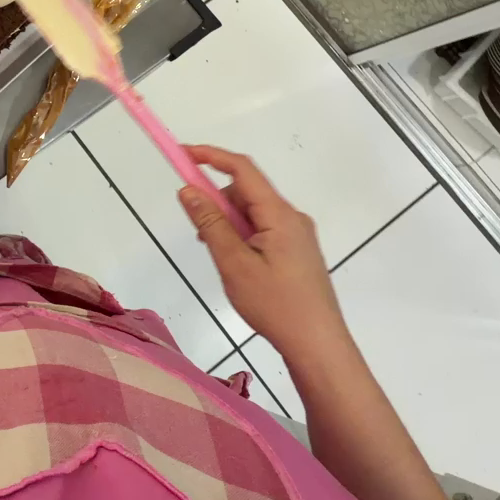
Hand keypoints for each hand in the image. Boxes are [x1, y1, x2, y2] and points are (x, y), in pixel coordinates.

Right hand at [178, 145, 350, 361]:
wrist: (318, 346)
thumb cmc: (275, 304)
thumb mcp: (233, 262)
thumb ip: (210, 222)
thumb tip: (188, 189)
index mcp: (279, 214)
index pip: (242, 169)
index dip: (211, 156)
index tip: (182, 154)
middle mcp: (291, 217)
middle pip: (246, 191)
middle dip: (216, 200)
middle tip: (197, 231)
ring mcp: (296, 235)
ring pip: (251, 212)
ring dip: (227, 222)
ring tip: (220, 258)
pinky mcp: (296, 251)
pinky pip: (261, 229)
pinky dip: (240, 235)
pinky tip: (235, 264)